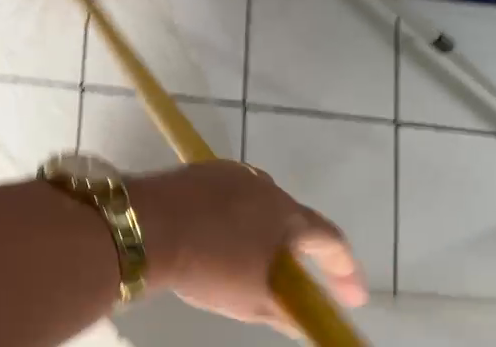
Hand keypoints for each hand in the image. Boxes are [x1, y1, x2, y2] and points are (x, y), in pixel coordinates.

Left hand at [131, 161, 367, 337]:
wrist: (142, 224)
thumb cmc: (207, 265)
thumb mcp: (254, 302)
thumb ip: (289, 314)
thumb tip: (307, 324)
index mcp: (286, 214)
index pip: (331, 241)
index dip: (346, 271)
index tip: (353, 297)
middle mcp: (262, 184)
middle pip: (294, 216)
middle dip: (302, 249)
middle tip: (300, 277)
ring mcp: (226, 172)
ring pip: (259, 203)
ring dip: (266, 230)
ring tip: (260, 258)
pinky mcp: (195, 170)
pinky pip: (229, 195)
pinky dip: (237, 217)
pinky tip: (224, 237)